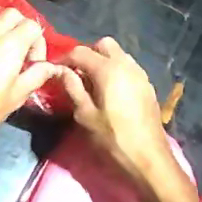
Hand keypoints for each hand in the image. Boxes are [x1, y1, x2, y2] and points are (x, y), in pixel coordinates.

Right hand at [56, 38, 181, 189]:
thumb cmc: (112, 137)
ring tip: (91, 84)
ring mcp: (140, 73)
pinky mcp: (147, 85)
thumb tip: (61, 71)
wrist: (148, 156)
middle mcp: (126, 64)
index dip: (64, 58)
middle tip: (76, 74)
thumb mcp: (85, 114)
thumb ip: (72, 88)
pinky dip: (115, 71)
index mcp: (108, 69)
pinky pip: (128, 67)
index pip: (80, 52)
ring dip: (103, 62)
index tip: (54, 70)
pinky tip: (109, 92)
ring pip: (118, 55)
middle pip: (103, 45)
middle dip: (87, 54)